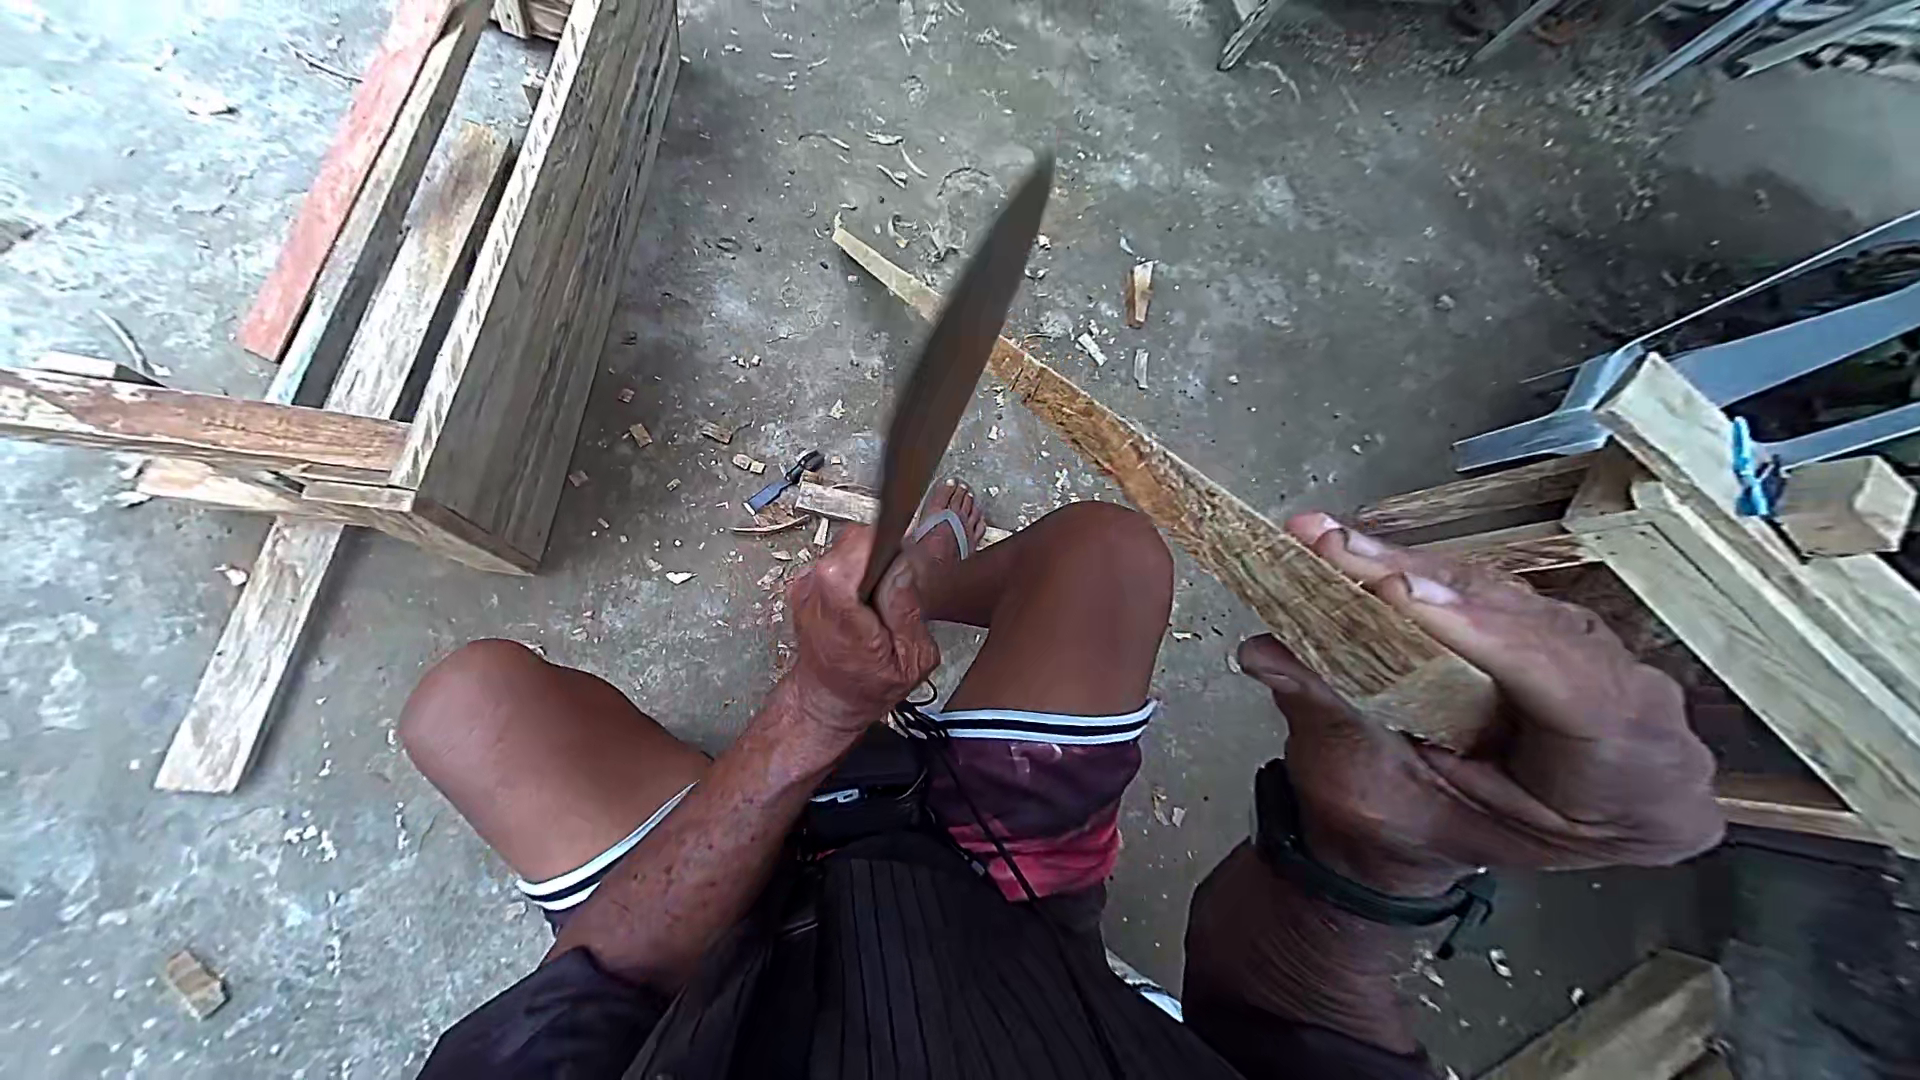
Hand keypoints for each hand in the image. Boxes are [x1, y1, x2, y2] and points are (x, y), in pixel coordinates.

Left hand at [786, 525, 939, 735]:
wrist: (829, 699)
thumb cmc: (868, 685)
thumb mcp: (912, 659)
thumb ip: (909, 609)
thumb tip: (905, 566)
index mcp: (842, 611)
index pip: (859, 547)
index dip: (888, 548)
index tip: (903, 566)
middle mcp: (815, 591)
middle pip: (856, 540)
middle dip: (885, 554)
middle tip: (896, 588)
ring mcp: (806, 584)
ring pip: (849, 544)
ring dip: (871, 561)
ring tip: (879, 597)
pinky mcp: (806, 582)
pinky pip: (840, 557)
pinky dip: (857, 570)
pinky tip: (864, 599)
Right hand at [1238, 513, 1722, 895]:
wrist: (1399, 830)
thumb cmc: (1393, 826)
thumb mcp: (1361, 784)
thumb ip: (1323, 710)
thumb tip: (1261, 652)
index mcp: (1631, 802)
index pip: (1581, 700)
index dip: (1488, 636)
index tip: (1394, 591)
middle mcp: (1640, 727)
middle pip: (1538, 632)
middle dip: (1429, 587)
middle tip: (1337, 549)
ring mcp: (1596, 674)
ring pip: (1507, 600)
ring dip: (1411, 569)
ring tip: (1330, 541)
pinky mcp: (1542, 638)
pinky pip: (1485, 593)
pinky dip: (1413, 572)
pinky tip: (1355, 549)